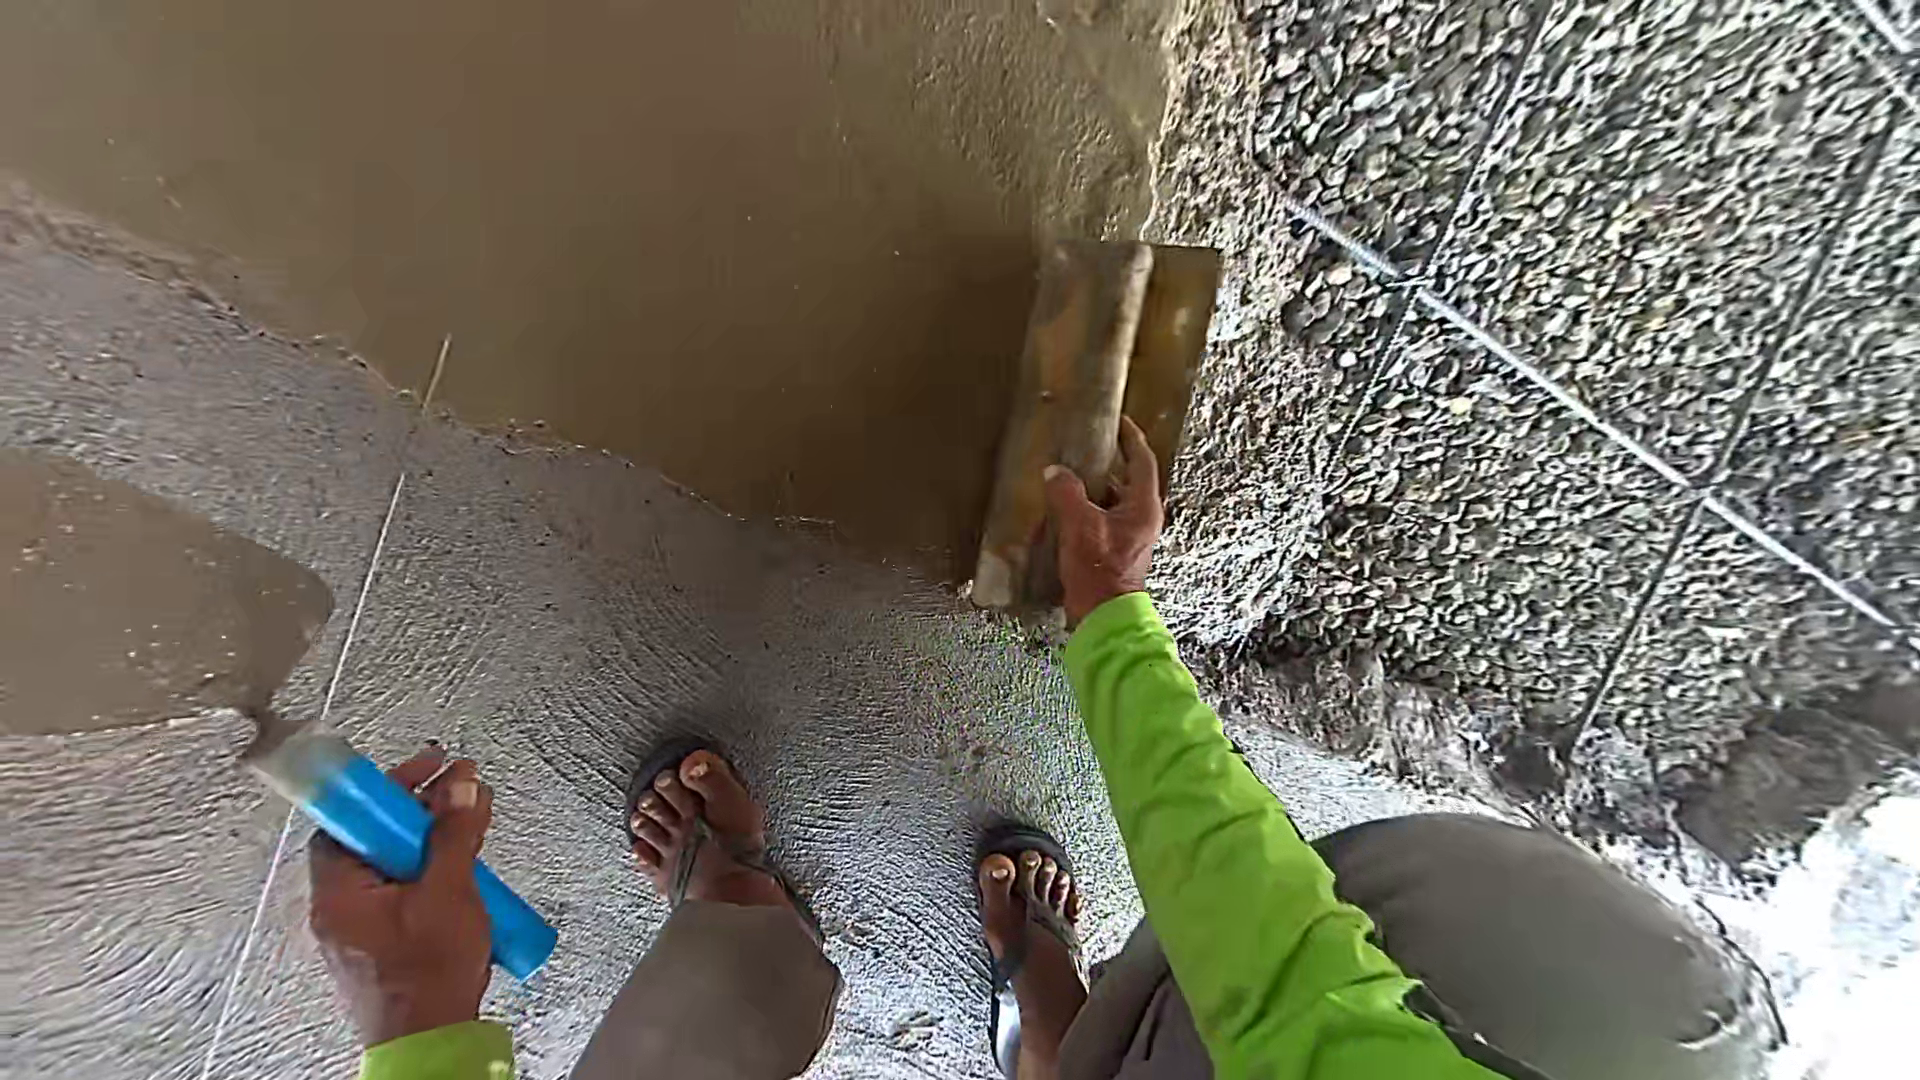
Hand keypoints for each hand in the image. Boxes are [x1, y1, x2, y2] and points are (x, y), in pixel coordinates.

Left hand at [308, 747, 494, 1045]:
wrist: (433, 1031)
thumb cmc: (428, 972)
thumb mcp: (449, 890)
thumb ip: (455, 834)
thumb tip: (460, 785)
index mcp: (342, 895)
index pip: (349, 824)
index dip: (386, 789)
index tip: (426, 764)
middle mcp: (345, 905)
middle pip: (377, 836)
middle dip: (422, 805)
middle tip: (461, 785)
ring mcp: (368, 918)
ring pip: (398, 856)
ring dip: (437, 830)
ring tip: (475, 816)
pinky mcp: (392, 927)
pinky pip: (411, 876)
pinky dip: (440, 856)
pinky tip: (468, 853)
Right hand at [1043, 415, 1163, 624]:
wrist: (1102, 614)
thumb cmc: (1098, 569)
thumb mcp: (1080, 525)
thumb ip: (1067, 493)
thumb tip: (1055, 473)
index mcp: (1143, 507)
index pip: (1142, 461)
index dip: (1131, 438)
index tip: (1119, 422)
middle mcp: (1142, 518)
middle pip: (1126, 481)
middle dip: (1106, 464)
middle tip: (1085, 447)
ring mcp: (1129, 535)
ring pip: (1112, 501)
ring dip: (1093, 489)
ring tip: (1069, 475)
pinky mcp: (1115, 550)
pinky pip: (1102, 519)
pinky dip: (1087, 509)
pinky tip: (1065, 508)